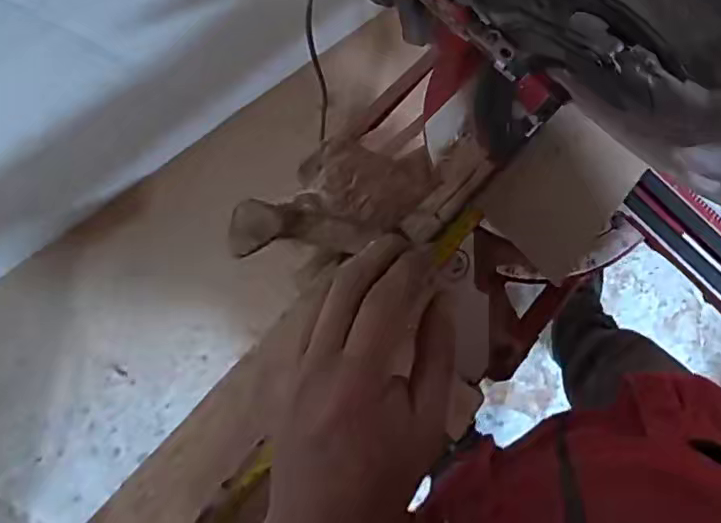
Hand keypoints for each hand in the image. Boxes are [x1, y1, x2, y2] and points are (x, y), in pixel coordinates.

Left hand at [268, 236, 455, 522]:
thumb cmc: (384, 477)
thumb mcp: (428, 421)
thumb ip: (437, 353)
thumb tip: (440, 297)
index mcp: (358, 379)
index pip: (384, 299)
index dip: (410, 267)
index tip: (431, 252)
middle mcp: (317, 364)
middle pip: (346, 284)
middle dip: (379, 253)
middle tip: (407, 242)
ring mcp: (292, 368)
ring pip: (318, 294)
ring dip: (353, 267)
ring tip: (382, 256)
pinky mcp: (280, 375)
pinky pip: (303, 316)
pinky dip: (329, 292)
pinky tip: (349, 289)